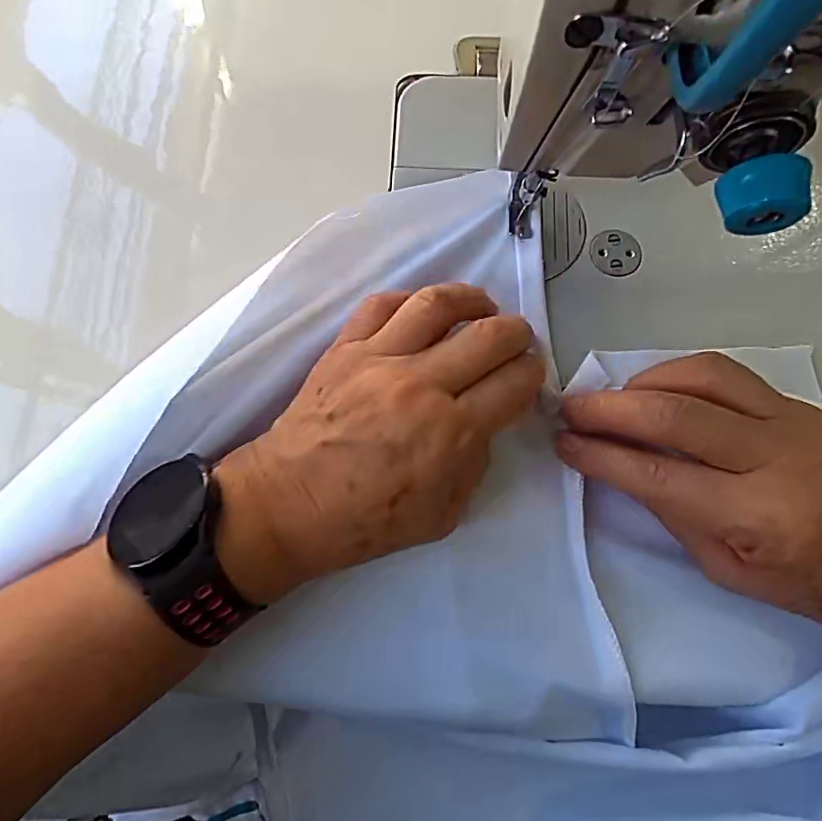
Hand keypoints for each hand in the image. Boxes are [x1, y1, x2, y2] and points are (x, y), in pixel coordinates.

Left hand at [212, 283, 546, 603]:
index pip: (513, 382)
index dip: (532, 374)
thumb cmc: (362, 521)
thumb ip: (472, 465)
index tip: (529, 376)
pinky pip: (379, 306)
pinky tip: (421, 312)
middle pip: (488, 335)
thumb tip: (481, 424)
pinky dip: (408, 300)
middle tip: (516, 343)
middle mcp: (419, 384)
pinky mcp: (342, 351)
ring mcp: (376, 360)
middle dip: (516, 335)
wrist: (289, 502)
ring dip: (470, 299)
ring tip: (480, 309)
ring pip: (435, 304)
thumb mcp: (441, 516)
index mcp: (450, 430)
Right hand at [553, 352, 821, 647]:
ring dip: (643, 381)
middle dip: (607, 407)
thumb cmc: (814, 585)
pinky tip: (655, 392)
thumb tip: (623, 465)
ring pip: (703, 376)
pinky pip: (727, 376)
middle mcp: (780, 462)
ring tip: (612, 399)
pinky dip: (677, 376)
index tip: (561, 442)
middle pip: (674, 413)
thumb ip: (675, 512)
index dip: (598, 454)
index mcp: (759, 518)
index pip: (655, 474)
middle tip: (569, 409)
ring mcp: (798, 425)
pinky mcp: (803, 408)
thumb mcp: (726, 569)